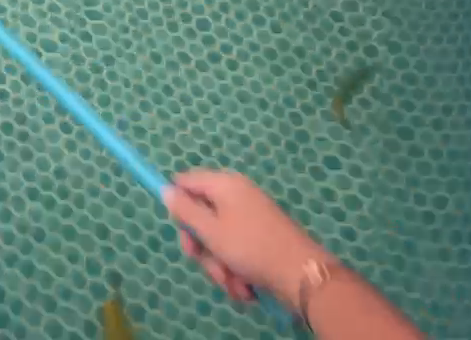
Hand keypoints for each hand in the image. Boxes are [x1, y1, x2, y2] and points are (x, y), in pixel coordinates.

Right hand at [161, 169, 328, 308]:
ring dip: (219, 264)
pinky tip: (245, 287)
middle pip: (201, 214)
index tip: (181, 230)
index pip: (185, 182)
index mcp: (223, 184)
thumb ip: (183, 210)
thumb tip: (165, 189)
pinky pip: (238, 250)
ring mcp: (253, 218)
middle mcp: (237, 196)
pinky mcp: (264, 240)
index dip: (178, 204)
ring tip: (232, 283)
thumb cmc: (251, 248)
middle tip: (202, 262)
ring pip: (219, 238)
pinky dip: (237, 270)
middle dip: (201, 245)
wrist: (306, 279)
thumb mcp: (210, 230)